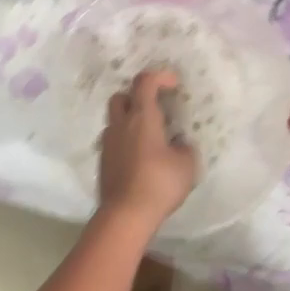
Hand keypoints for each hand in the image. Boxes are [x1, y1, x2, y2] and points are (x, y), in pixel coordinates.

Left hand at [97, 70, 197, 227]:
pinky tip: (140, 159)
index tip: (173, 84)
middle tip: (155, 110)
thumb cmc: (158, 183)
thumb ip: (185, 149)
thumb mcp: (186, 165)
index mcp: (141, 116)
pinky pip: (114, 141)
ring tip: (149, 138)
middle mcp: (121, 123)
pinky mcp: (103, 161)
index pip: (145, 82)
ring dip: (130, 121)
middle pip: (122, 96)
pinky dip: (125, 142)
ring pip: (115, 120)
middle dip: (137, 97)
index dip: (160, 76)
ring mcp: (108, 142)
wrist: (125, 214)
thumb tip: (179, 146)